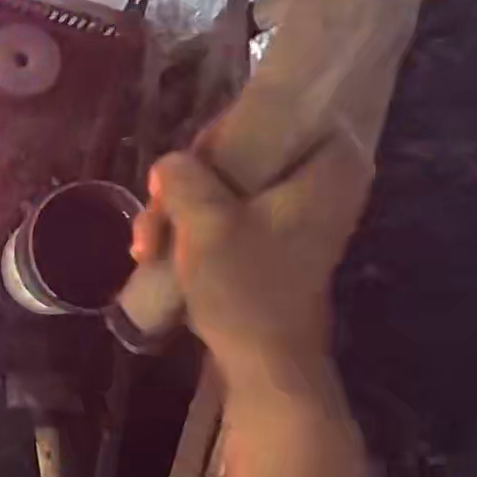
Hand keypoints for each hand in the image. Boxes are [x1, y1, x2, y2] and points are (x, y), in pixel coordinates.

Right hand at [131, 132, 373, 391]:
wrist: (264, 364)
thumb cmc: (245, 288)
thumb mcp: (204, 222)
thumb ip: (181, 176)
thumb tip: (170, 165)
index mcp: (329, 163)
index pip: (272, 112)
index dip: (218, 136)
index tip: (186, 170)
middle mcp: (322, 181)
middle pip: (241, 153)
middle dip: (187, 186)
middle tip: (156, 218)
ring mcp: (298, 215)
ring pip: (226, 188)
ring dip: (180, 213)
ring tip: (146, 248)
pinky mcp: (276, 243)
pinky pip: (229, 215)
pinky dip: (195, 231)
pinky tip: (160, 254)